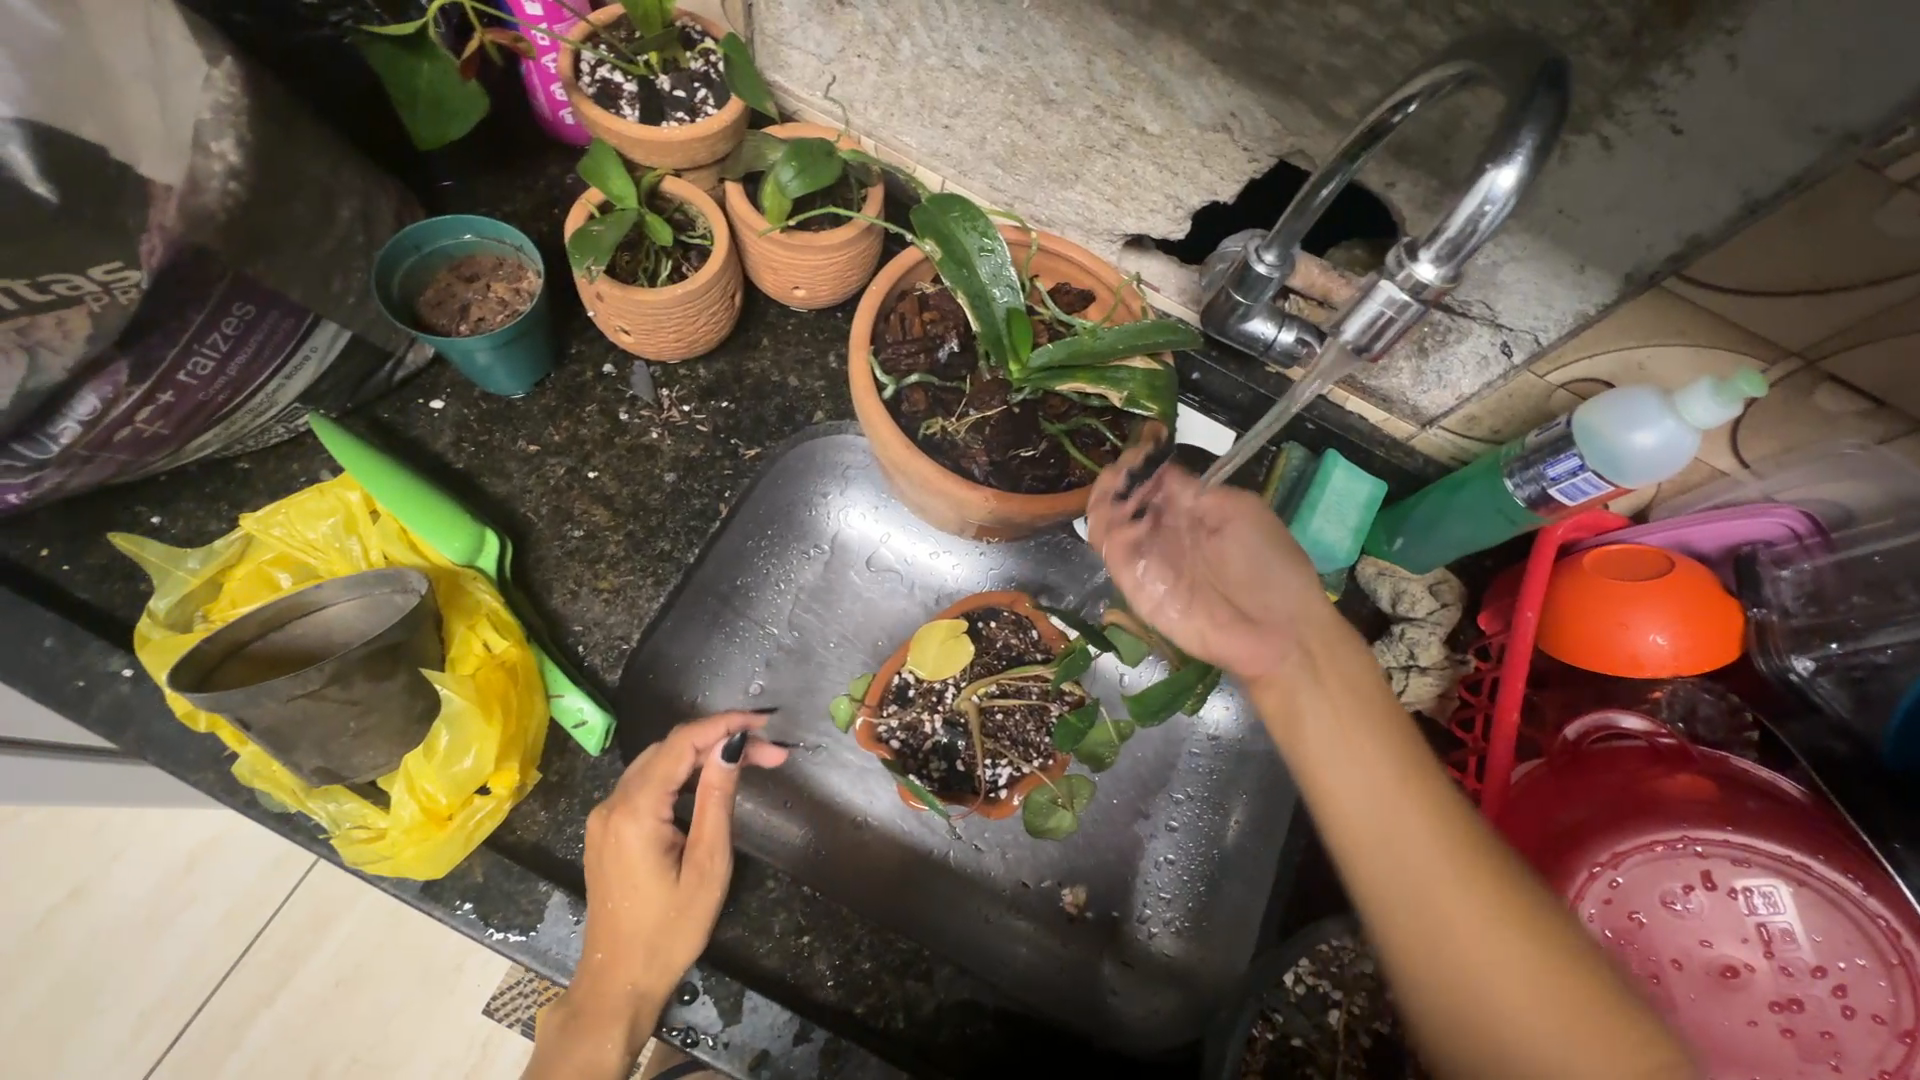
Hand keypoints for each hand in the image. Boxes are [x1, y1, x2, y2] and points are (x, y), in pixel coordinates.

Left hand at [567, 713, 786, 1045]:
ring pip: (658, 763)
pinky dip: (682, 774)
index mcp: (635, 810)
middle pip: (670, 748)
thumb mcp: (707, 864)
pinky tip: (710, 782)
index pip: (682, 742)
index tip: (766, 724)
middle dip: (720, 739)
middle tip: (770, 751)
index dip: (725, 724)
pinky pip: (647, 784)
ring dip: (703, 755)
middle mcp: (612, 803)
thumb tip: (732, 745)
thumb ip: (716, 798)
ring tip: (751, 762)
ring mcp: (605, 816)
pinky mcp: (608, 829)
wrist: (620, 981)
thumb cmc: (670, 930)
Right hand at [1086, 444, 1336, 682]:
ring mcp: (1145, 558)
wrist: (1278, 629)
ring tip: (1125, 496)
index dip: (1138, 461)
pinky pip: (1110, 553)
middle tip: (1127, 474)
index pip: (1147, 478)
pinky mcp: (1135, 585)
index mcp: (1186, 509)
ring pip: (1102, 523)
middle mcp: (1160, 531)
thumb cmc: (1270, 566)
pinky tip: (1133, 523)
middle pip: (1117, 498)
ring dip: (1105, 501)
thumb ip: (1194, 491)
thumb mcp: (1240, 510)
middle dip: (1115, 479)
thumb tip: (1159, 469)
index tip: (1144, 450)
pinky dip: (1111, 531)